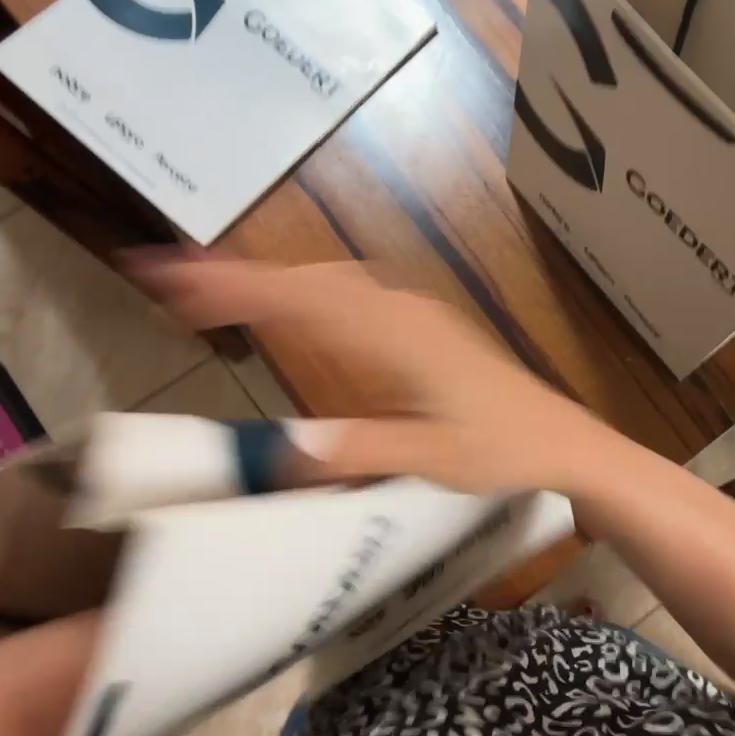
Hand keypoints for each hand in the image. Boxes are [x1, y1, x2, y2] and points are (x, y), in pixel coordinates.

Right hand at [129, 254, 630, 494]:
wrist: (566, 443)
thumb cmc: (506, 450)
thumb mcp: (432, 460)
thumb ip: (359, 452)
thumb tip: (280, 451)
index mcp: (398, 336)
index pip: (301, 298)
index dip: (233, 285)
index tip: (168, 275)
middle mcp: (405, 314)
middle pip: (314, 280)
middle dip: (246, 277)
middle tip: (176, 279)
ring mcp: (422, 319)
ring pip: (339, 284)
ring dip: (283, 283)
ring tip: (225, 292)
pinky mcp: (433, 333)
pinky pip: (362, 300)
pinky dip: (319, 298)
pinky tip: (309, 314)